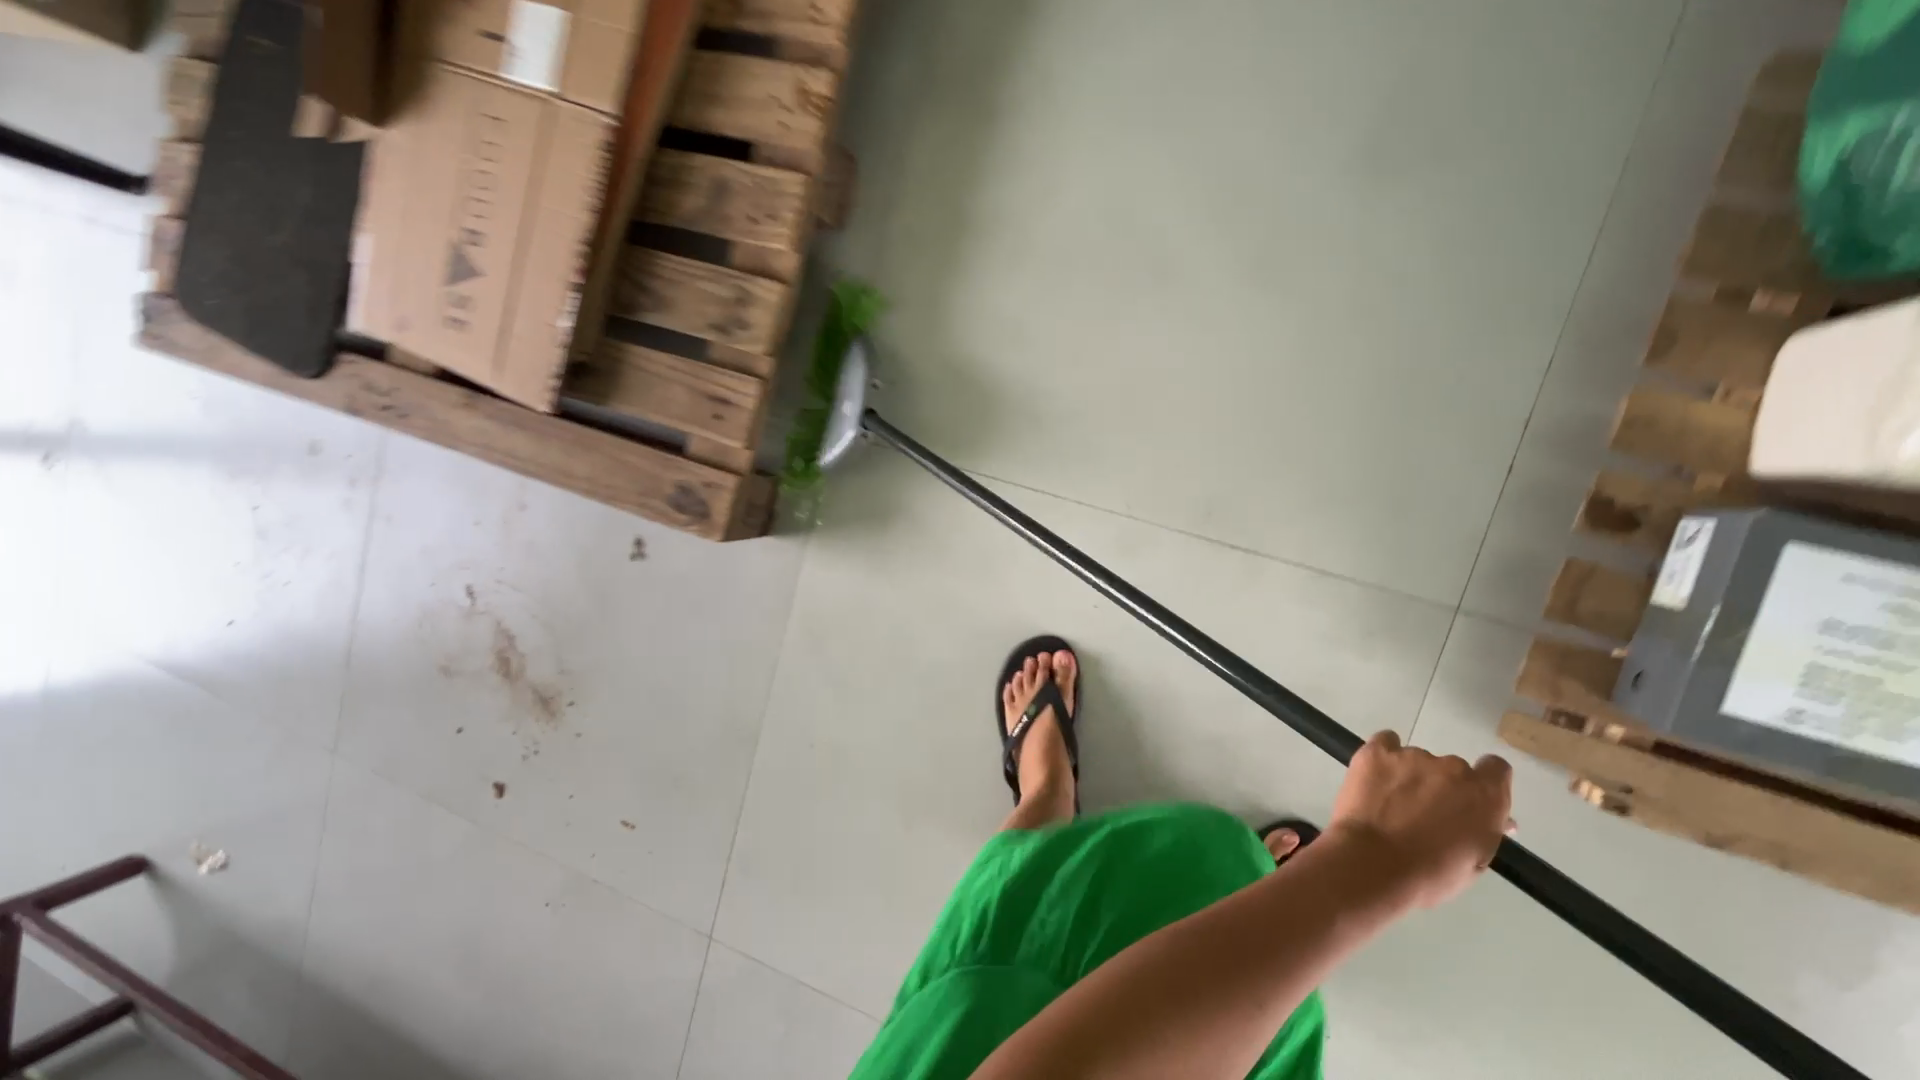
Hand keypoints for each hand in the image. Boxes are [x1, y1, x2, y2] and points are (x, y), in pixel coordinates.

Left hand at [1327, 730, 1513, 908]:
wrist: (1373, 864)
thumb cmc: (1430, 875)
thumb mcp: (1474, 862)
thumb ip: (1486, 831)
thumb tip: (1498, 819)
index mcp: (1485, 796)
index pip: (1496, 770)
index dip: (1483, 782)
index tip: (1468, 800)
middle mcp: (1453, 768)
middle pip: (1452, 769)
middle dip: (1440, 787)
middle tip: (1421, 813)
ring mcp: (1413, 756)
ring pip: (1416, 761)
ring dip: (1408, 777)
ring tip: (1388, 805)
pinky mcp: (1377, 752)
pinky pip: (1384, 743)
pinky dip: (1382, 757)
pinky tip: (1374, 777)